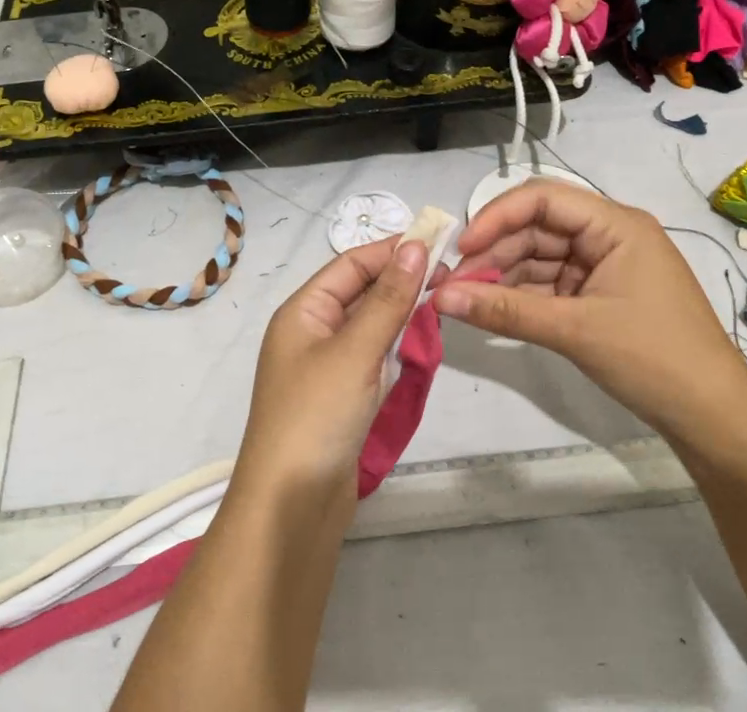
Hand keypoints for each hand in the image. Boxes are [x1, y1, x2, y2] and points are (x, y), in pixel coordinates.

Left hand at [234, 237, 427, 507]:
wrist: (292, 502)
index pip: (351, 264)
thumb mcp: (356, 351)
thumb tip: (416, 246)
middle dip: (402, 282)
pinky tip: (422, 346)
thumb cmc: (317, 415)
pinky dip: (396, 350)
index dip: (393, 251)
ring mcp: (325, 367)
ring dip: (402, 315)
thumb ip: (388, 299)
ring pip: (370, 326)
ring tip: (444, 305)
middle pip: (360, 292)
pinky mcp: (341, 398)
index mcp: (302, 311)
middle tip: (454, 277)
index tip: (442, 244)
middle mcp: (310, 332)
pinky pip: (372, 359)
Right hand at [432, 180, 746, 442]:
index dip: (496, 217)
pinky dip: (521, 295)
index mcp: (617, 226)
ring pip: (539, 257)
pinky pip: (550, 284)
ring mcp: (606, 267)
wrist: (712, 415)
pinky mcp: (601, 296)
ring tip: (463, 299)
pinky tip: (492, 310)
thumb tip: (438, 297)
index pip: (543, 199)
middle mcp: (610, 236)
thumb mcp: (573, 330)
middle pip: (537, 228)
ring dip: (502, 276)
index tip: (461, 249)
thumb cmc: (653, 358)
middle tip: (451, 283)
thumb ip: (504, 309)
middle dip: (494, 252)